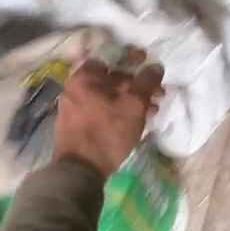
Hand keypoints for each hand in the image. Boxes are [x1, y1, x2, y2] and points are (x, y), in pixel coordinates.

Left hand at [52, 47, 163, 177]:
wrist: (80, 170)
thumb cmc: (107, 132)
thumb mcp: (134, 105)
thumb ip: (146, 82)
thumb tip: (155, 66)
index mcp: (84, 78)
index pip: (110, 60)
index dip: (131, 62)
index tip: (148, 70)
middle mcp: (74, 89)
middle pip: (110, 80)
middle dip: (136, 86)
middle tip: (156, 96)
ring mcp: (72, 108)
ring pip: (107, 97)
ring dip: (129, 101)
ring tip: (151, 113)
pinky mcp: (75, 125)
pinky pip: (100, 110)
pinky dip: (117, 112)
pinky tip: (133, 123)